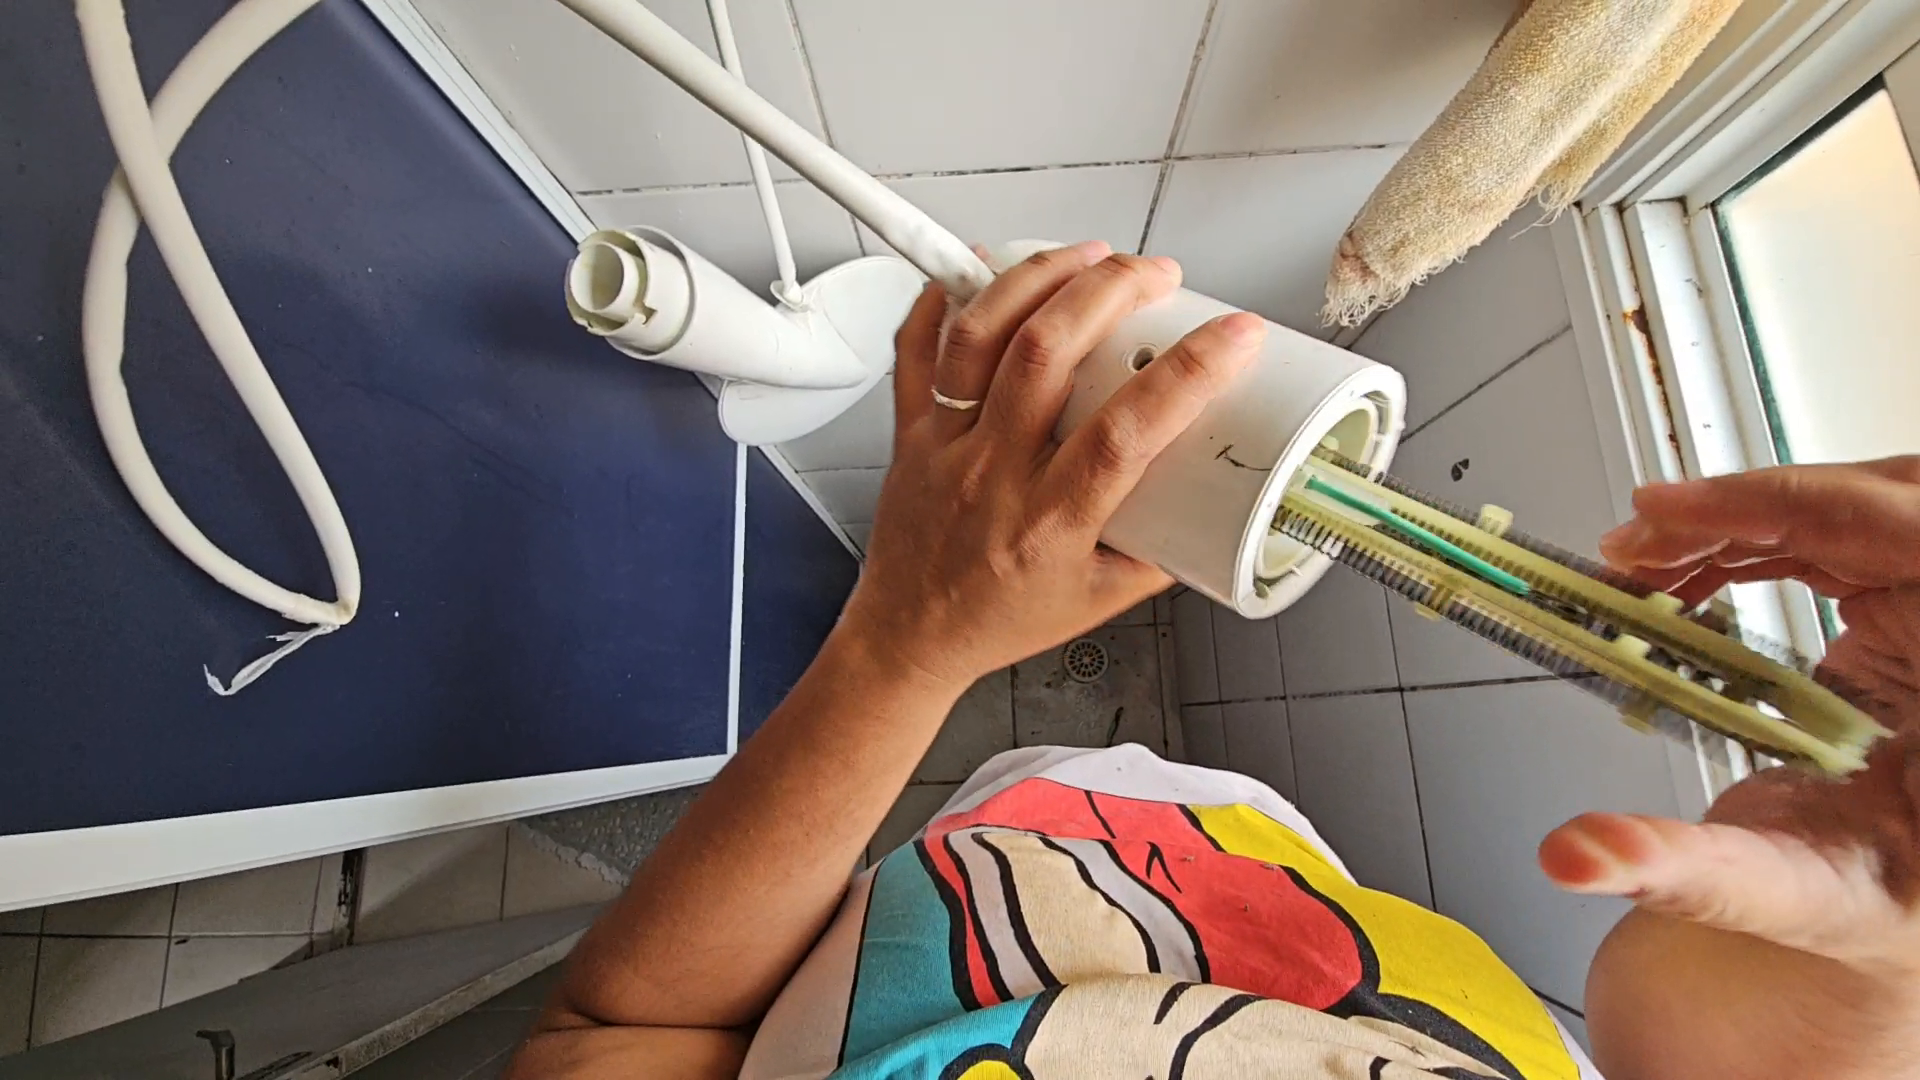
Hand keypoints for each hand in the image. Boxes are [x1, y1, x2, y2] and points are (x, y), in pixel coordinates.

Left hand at [836, 242, 1266, 691]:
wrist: (910, 638)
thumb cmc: (995, 621)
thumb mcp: (1097, 601)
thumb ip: (1162, 554)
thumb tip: (1211, 504)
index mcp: (1050, 523)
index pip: (1127, 432)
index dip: (1189, 372)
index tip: (1234, 336)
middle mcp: (993, 475)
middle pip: (1047, 355)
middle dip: (1109, 291)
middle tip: (1152, 274)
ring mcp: (944, 447)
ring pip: (980, 338)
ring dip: (1034, 278)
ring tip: (1083, 255)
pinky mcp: (910, 435)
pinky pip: (914, 352)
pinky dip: (940, 300)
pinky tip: (977, 270)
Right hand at [1536, 459, 1919, 1076]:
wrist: (1897, 905)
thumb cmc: (1882, 907)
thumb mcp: (1791, 891)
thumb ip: (1680, 869)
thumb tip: (1572, 853)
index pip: (1907, 534)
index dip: (1778, 503)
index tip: (1654, 512)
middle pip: (1900, 498)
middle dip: (1762, 501)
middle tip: (1646, 542)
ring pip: (1868, 506)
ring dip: (1739, 519)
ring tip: (1644, 563)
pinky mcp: (1911, 618)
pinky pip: (1838, 536)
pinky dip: (1745, 539)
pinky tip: (1685, 576)